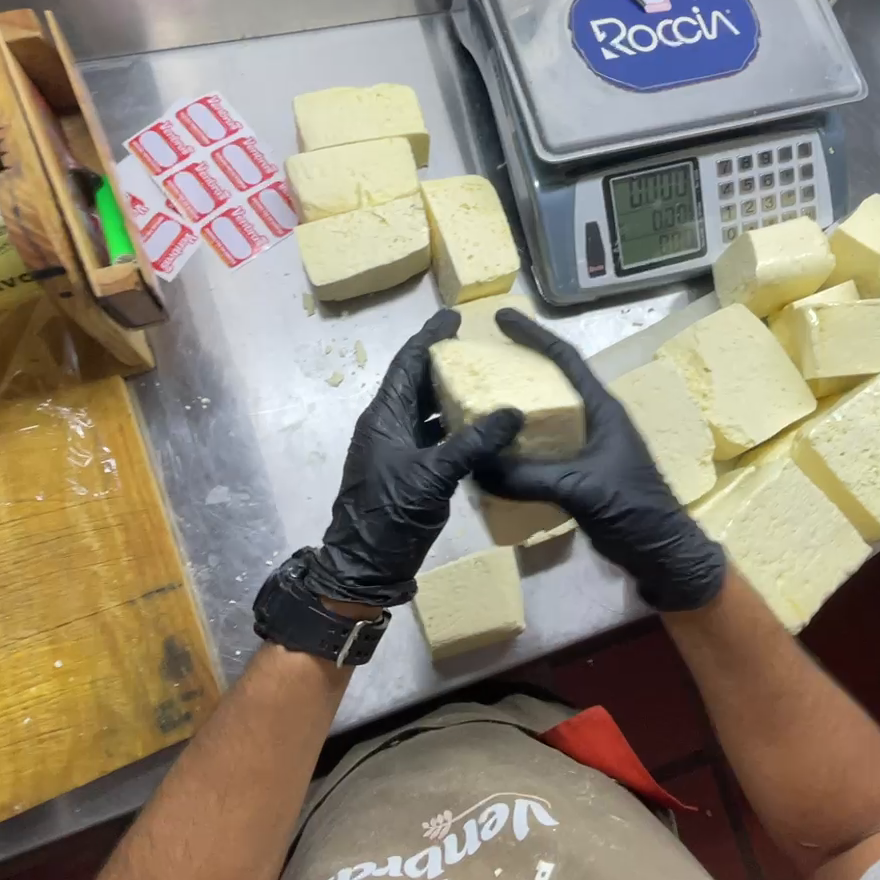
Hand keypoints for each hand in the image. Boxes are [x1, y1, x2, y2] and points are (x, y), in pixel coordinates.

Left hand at [298, 310, 522, 608]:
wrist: (367, 563)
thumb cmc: (391, 513)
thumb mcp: (433, 475)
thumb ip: (472, 443)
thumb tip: (511, 413)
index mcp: (385, 417)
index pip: (407, 364)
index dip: (429, 339)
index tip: (453, 317)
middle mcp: (389, 426)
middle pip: (416, 383)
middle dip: (443, 363)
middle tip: (476, 347)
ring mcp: (399, 449)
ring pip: (426, 410)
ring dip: (451, 394)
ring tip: (483, 379)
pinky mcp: (410, 470)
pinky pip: (435, 436)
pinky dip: (456, 426)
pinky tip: (482, 426)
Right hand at [475, 310, 726, 610]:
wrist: (660, 552)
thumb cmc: (633, 509)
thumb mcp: (581, 488)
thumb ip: (529, 477)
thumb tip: (477, 465)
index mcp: (602, 410)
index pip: (565, 360)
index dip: (534, 336)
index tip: (502, 318)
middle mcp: (593, 422)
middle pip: (551, 385)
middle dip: (518, 372)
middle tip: (480, 365)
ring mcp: (586, 449)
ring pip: (543, 421)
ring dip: (514, 415)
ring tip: (478, 407)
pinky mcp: (578, 475)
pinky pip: (541, 453)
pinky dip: (517, 451)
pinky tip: (493, 456)